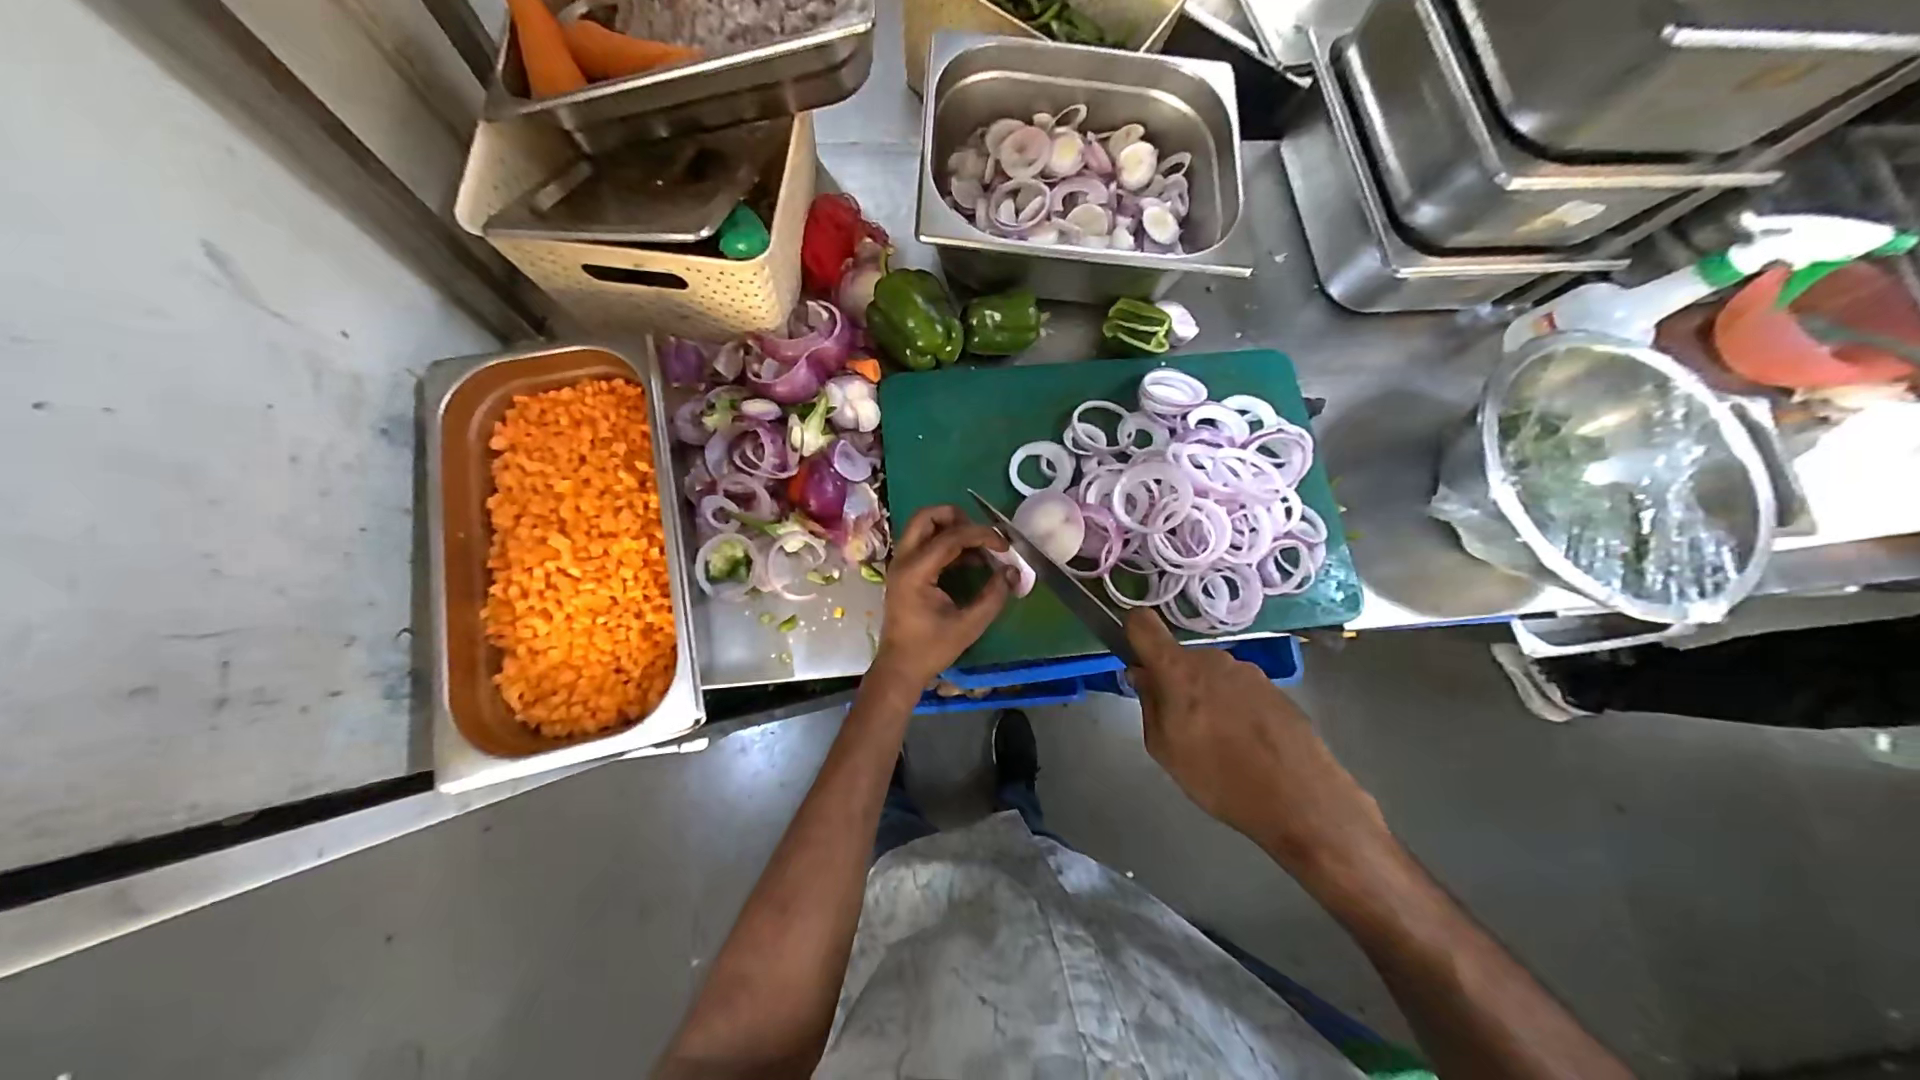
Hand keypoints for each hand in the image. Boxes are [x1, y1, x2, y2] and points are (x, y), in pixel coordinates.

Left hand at [872, 505, 1015, 687]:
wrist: (900, 667)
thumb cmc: (931, 648)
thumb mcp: (969, 626)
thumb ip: (993, 596)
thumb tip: (1012, 571)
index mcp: (915, 572)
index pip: (950, 537)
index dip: (981, 535)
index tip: (1004, 546)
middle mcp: (904, 560)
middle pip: (926, 516)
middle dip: (958, 517)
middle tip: (983, 535)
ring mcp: (901, 564)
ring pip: (924, 526)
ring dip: (952, 529)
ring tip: (981, 549)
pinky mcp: (905, 571)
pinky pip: (924, 543)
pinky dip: (947, 543)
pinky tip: (970, 561)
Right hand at [1125, 610, 1386, 863]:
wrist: (1301, 799)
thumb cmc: (1219, 778)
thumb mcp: (1164, 749)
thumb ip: (1148, 705)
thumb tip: (1143, 676)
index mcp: (1178, 670)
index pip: (1143, 624)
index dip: (1132, 633)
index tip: (1134, 659)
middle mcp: (1213, 659)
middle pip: (1179, 658)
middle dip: (1173, 682)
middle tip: (1180, 725)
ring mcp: (1248, 671)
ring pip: (1210, 675)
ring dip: (1205, 697)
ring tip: (1218, 742)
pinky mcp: (1274, 688)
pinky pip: (1238, 690)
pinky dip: (1233, 708)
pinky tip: (1245, 745)